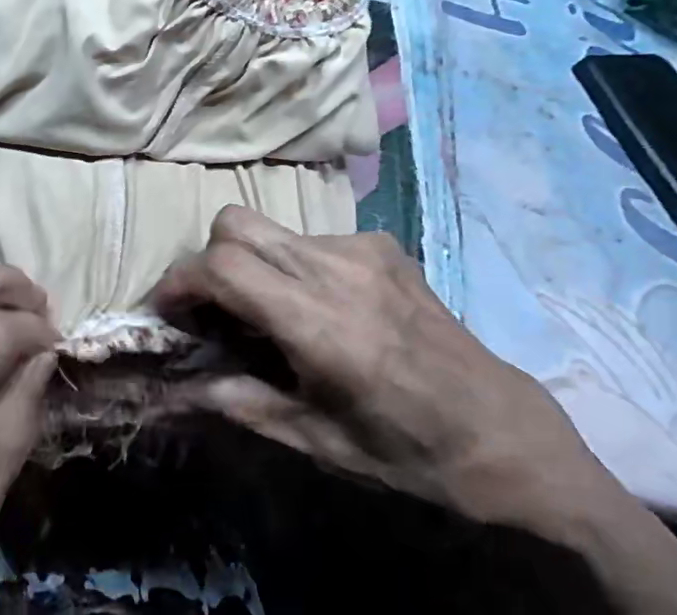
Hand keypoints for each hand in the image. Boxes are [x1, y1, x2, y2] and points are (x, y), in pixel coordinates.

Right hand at [148, 207, 610, 526]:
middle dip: (207, 259)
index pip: (222, 266)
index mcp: (319, 325)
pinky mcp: (383, 245)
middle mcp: (337, 270)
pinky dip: (290, 262)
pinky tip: (318, 304)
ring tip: (266, 310)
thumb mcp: (316, 442)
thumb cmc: (409, 452)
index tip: (167, 309)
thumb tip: (170, 389)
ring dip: (247, 260)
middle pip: (235, 224)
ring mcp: (363, 250)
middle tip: (212, 306)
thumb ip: (238, 403)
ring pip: (269, 225)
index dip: (179, 281)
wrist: (509, 436)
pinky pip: (309, 236)